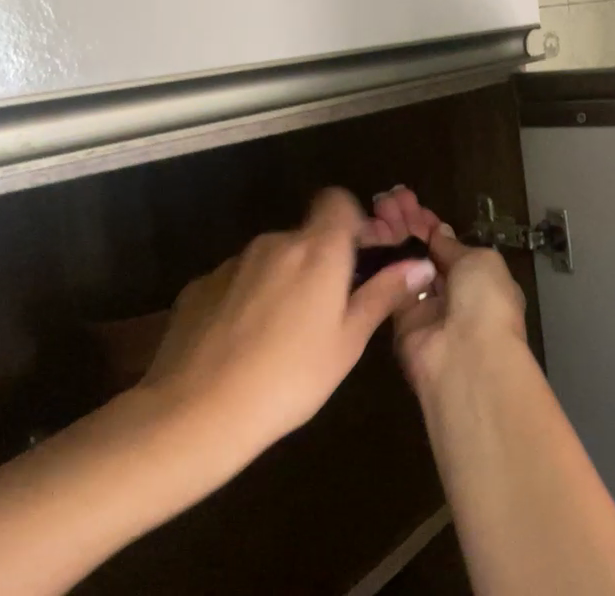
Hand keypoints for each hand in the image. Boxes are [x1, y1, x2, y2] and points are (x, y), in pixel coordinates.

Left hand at [134, 188, 438, 467]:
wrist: (194, 414)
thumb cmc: (290, 378)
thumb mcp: (348, 342)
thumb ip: (384, 294)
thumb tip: (420, 265)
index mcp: (318, 250)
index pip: (337, 200)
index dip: (352, 220)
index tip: (359, 254)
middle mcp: (274, 243)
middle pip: (305, 235)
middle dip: (319, 261)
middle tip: (326, 309)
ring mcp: (231, 264)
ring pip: (270, 260)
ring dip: (282, 280)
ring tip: (282, 334)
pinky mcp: (197, 288)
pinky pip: (236, 281)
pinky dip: (246, 299)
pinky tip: (243, 343)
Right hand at [382, 195, 527, 393]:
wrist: (466, 358)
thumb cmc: (485, 302)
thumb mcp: (480, 261)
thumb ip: (454, 246)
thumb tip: (440, 231)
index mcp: (483, 279)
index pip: (453, 247)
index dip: (432, 225)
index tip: (410, 202)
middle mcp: (456, 293)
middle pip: (428, 255)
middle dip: (410, 227)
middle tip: (388, 199)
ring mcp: (428, 308)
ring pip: (408, 268)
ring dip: (394, 239)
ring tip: (377, 206)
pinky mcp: (402, 322)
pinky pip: (392, 287)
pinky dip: (382, 263)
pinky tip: (369, 233)